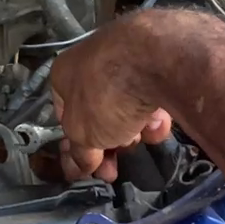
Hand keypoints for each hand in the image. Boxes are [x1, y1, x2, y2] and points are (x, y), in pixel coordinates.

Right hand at [51, 11, 212, 179]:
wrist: (158, 58)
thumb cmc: (107, 93)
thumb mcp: (82, 134)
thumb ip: (80, 152)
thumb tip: (83, 165)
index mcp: (64, 72)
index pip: (63, 114)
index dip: (75, 144)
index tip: (89, 166)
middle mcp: (93, 60)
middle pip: (97, 112)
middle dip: (107, 140)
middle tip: (115, 163)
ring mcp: (128, 58)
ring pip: (126, 105)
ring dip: (132, 128)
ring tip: (140, 136)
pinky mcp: (160, 61)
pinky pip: (154, 95)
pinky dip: (156, 112)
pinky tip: (161, 122)